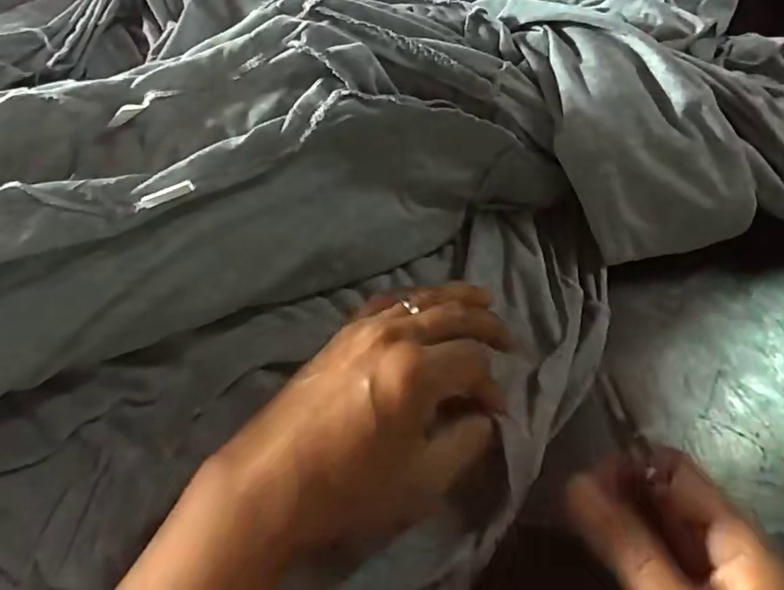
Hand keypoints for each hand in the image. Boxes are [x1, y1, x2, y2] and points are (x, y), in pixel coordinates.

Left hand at [119, 283, 511, 589]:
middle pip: (453, 316)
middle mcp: (394, 334)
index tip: (498, 410)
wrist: (273, 477)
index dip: (493, 384)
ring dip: (456, 297)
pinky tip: (423, 300)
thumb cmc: (350, 486)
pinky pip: (387, 300)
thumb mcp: (421, 480)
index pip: (472, 361)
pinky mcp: (344, 330)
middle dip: (487, 325)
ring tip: (482, 297)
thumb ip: (464, 442)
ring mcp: (365, 326)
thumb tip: (484, 417)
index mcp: (416, 369)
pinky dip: (413, 296)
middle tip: (510, 339)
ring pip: (422, 297)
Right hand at [566, 448, 783, 589]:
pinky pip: (676, 565)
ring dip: (629, 527)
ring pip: (670, 533)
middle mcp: (737, 546)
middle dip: (622, 497)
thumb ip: (625, 542)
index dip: (625, 466)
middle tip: (576, 512)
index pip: (671, 467)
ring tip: (587, 534)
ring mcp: (730, 581)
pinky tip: (619, 565)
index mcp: (738, 533)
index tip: (582, 487)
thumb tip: (574, 482)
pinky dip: (644, 558)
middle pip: (671, 498)